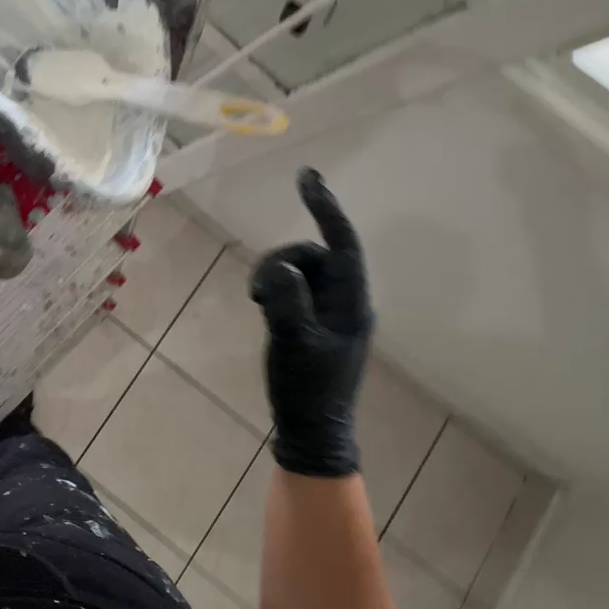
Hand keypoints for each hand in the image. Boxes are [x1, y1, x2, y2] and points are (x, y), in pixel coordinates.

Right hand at [248, 168, 372, 477]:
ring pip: (298, 270)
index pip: (341, 244)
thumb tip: (281, 269)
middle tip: (257, 294)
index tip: (307, 176)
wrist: (312, 432)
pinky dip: (275, 291)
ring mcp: (328, 312)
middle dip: (280, 263)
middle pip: (311, 255)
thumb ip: (288, 300)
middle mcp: (345, 301)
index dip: (325, 208)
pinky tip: (265, 310)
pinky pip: (293, 288)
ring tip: (260, 305)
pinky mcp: (312, 321)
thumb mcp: (293, 342)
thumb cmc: (307, 389)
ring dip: (274, 278)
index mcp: (351, 303)